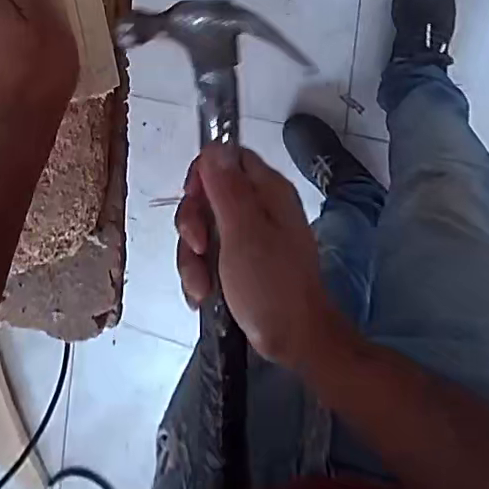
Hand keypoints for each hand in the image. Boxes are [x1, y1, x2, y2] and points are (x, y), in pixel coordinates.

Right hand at [175, 146, 348, 370]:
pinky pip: (208, 255)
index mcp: (267, 190)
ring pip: (203, 228)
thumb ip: (226, 187)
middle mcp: (259, 206)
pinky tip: (204, 295)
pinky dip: (201, 274)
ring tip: (202, 286)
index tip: (192, 199)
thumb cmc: (272, 285)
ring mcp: (251, 235)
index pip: (227, 157)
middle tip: (197, 248)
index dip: (203, 173)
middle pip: (208, 194)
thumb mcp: (243, 232)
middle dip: (192, 223)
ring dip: (193, 258)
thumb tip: (215, 145)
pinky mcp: (242, 261)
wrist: (296, 342)